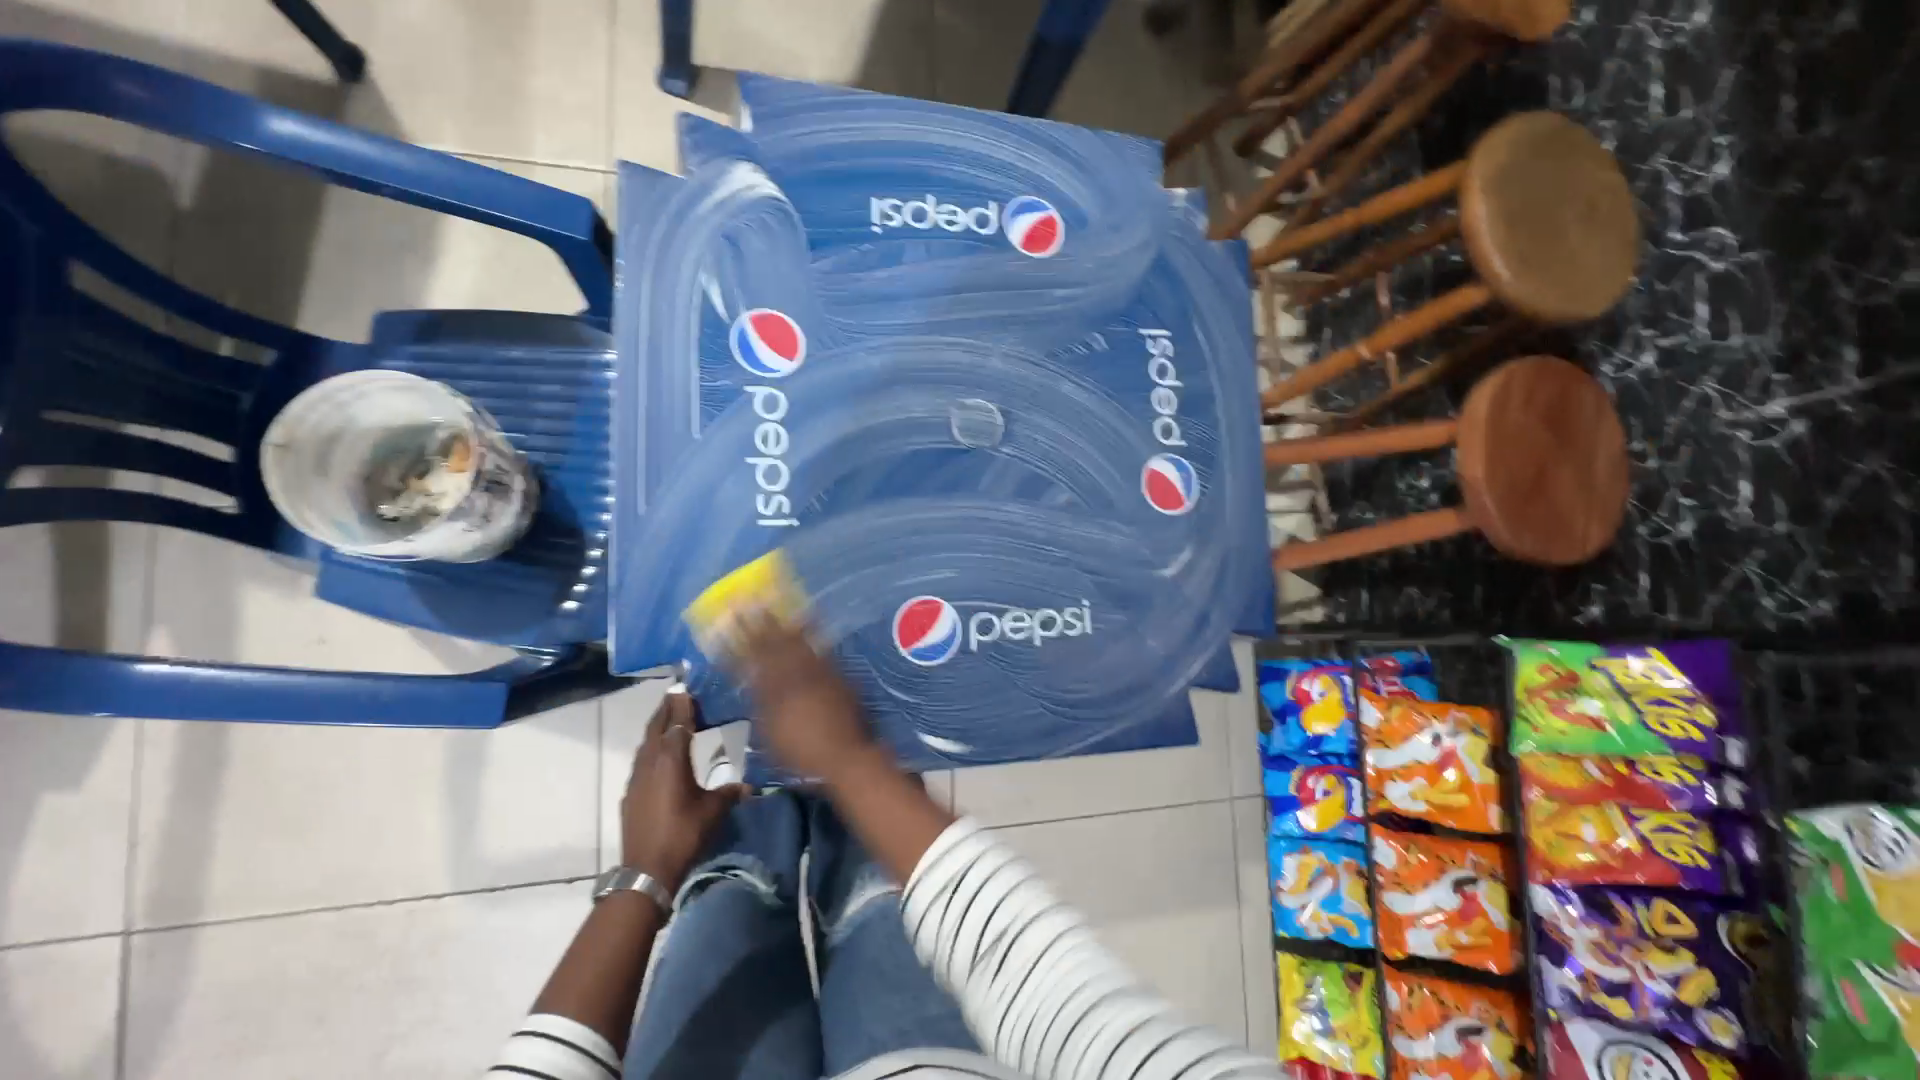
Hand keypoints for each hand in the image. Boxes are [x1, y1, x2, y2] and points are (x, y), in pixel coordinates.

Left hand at [621, 689, 746, 891]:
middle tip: (678, 695)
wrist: (646, 870)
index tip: (686, 687)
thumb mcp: (713, 812)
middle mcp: (650, 761)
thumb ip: (729, 793)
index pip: (678, 723)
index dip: (683, 704)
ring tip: (670, 720)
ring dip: (657, 728)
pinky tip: (661, 757)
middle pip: (656, 727)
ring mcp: (636, 777)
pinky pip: (641, 761)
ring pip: (646, 743)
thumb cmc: (684, 835)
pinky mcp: (630, 793)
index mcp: (672, 759)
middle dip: (667, 709)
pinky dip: (651, 750)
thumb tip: (748, 786)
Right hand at [727, 611, 879, 783]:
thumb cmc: (801, 753)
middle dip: (756, 623)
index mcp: (772, 691)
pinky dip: (812, 629)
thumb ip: (759, 706)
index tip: (723, 627)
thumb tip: (752, 685)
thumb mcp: (769, 733)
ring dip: (782, 621)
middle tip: (745, 604)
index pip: (749, 661)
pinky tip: (809, 616)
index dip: (735, 643)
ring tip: (773, 604)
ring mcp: (817, 671)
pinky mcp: (836, 673)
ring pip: (796, 640)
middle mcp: (793, 675)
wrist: (844, 756)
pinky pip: (820, 645)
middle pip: (772, 644)